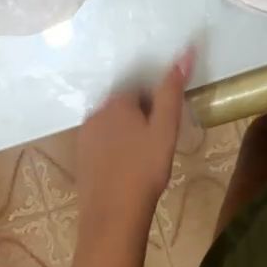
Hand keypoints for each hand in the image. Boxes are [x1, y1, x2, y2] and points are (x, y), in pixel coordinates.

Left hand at [75, 49, 194, 229]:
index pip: (140, 88)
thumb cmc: (145, 169)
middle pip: (124, 104)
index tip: (165, 125)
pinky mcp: (80, 156)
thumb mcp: (165, 128)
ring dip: (126, 132)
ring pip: (111, 123)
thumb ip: (172, 90)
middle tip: (157, 142)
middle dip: (140, 116)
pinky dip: (113, 148)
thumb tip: (186, 51)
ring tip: (142, 157)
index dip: (155, 104)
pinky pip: (101, 141)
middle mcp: (96, 111)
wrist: (113, 215)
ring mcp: (85, 134)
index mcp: (117, 101)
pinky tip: (125, 168)